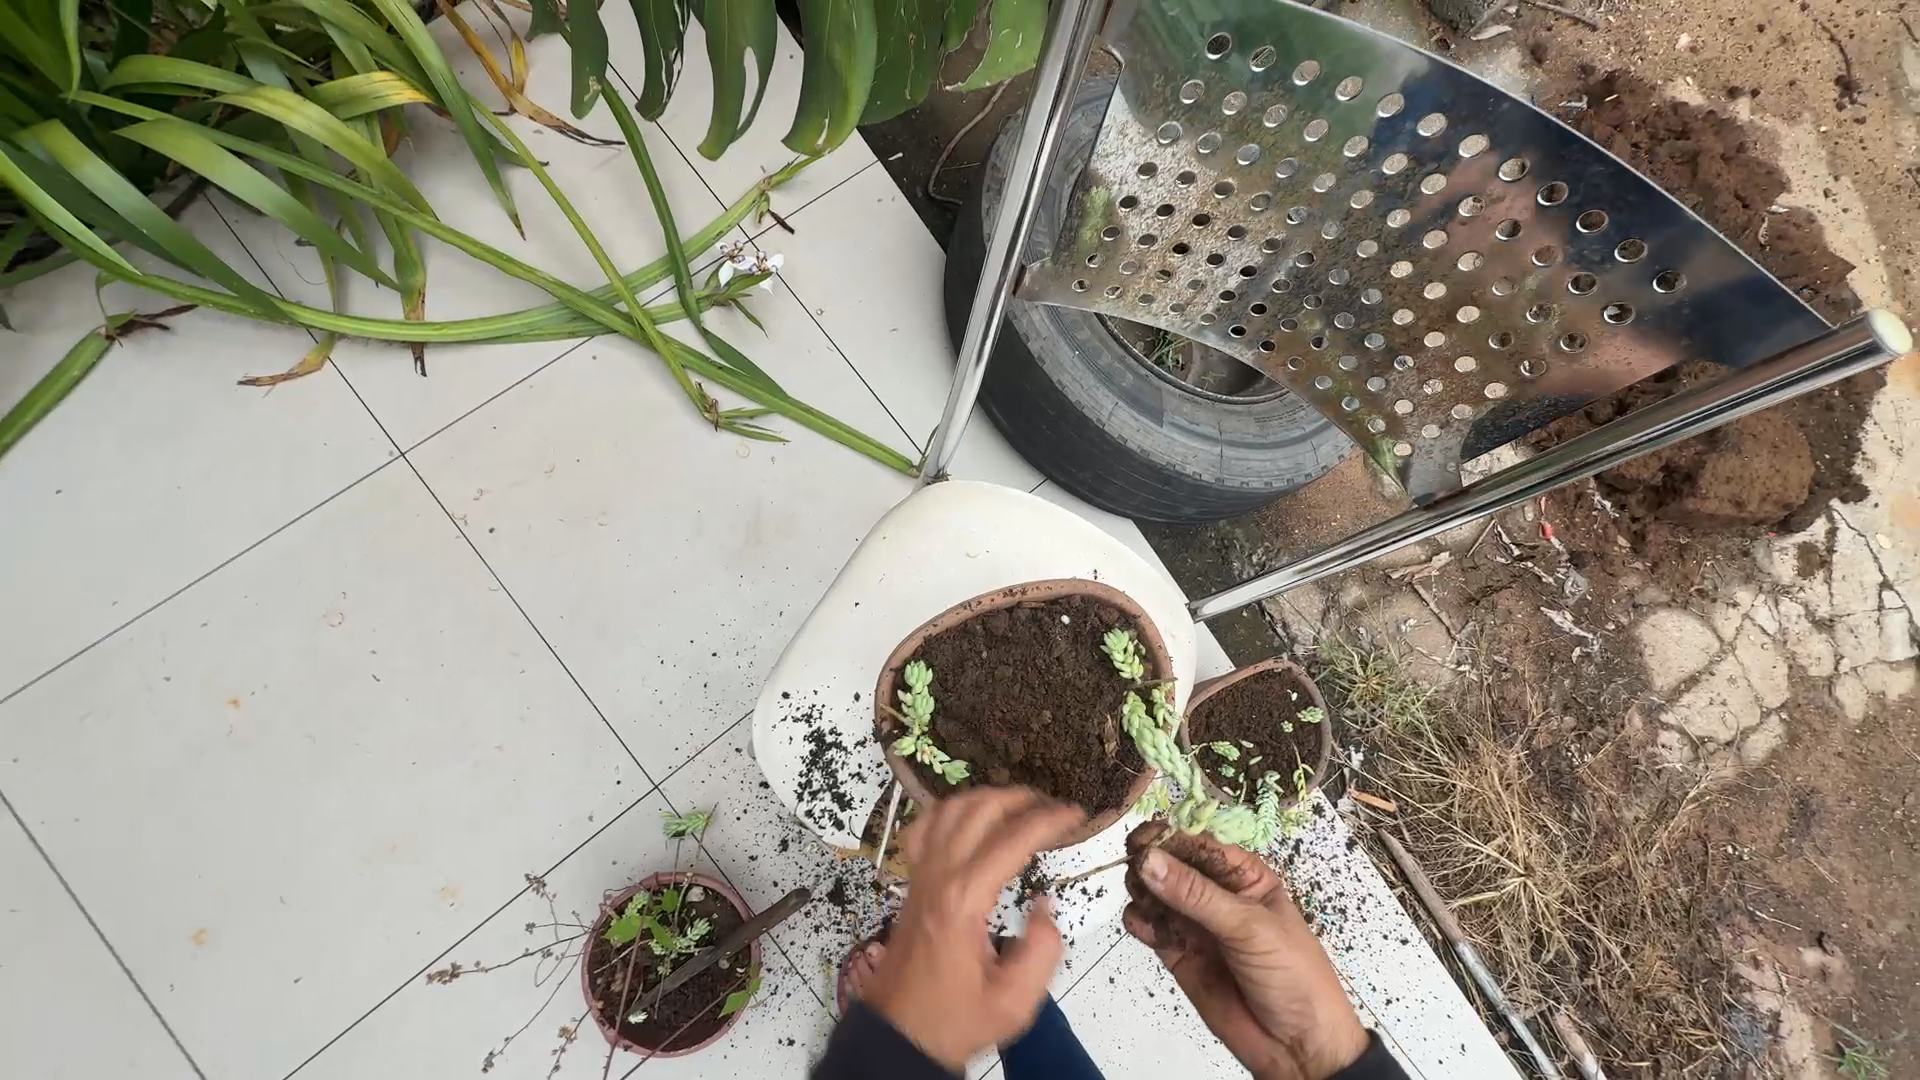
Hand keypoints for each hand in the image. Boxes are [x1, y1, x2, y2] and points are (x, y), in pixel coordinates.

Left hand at [863, 787, 1086, 1070]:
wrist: (899, 1032)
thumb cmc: (955, 1019)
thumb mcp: (1013, 1003)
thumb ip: (1042, 951)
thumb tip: (1045, 904)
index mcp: (965, 899)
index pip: (1012, 839)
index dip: (1049, 819)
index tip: (1076, 814)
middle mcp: (940, 873)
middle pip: (981, 809)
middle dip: (1022, 799)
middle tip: (1053, 806)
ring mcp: (921, 871)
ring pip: (952, 807)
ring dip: (988, 797)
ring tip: (1020, 805)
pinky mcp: (912, 878)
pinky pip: (926, 825)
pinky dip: (951, 809)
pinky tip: (971, 816)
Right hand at [1122, 823, 1368, 1079]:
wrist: (1300, 1052)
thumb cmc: (1292, 975)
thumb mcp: (1249, 926)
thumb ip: (1195, 893)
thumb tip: (1146, 859)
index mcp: (1241, 876)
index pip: (1198, 844)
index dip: (1169, 837)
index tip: (1141, 840)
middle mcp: (1214, 893)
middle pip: (1171, 864)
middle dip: (1150, 862)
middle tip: (1135, 870)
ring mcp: (1194, 923)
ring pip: (1155, 892)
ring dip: (1141, 889)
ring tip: (1141, 900)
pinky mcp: (1177, 952)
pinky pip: (1149, 926)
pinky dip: (1139, 920)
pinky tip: (1143, 926)